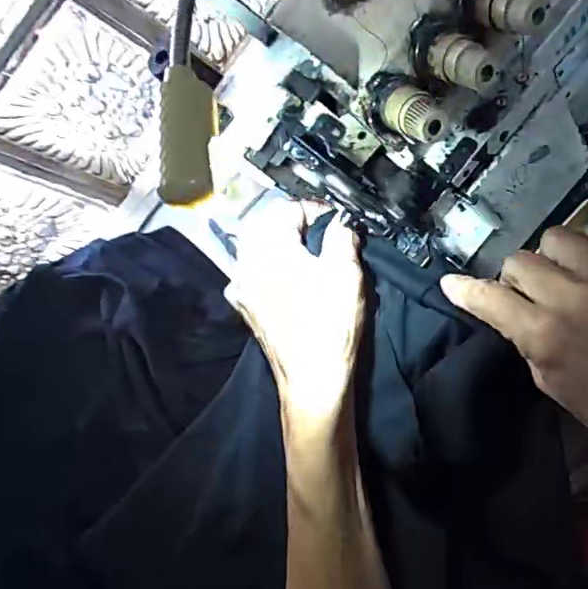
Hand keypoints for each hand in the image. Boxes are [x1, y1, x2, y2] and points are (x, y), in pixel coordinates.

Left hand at [225, 201, 366, 444]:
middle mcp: (245, 262)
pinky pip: (255, 275)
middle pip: (268, 226)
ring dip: (283, 246)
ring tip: (312, 256)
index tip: (339, 219)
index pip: (288, 208)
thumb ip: (341, 235)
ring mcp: (241, 287)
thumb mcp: (346, 270)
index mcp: (267, 246)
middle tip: (326, 234)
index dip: (317, 208)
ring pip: (259, 250)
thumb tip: (339, 223)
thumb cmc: (329, 322)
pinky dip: (273, 270)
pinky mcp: (246, 308)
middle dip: (297, 225)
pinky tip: (292, 280)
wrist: (312, 380)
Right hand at [439, 216, 587, 484]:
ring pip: (554, 236)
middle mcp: (569, 297)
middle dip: (516, 281)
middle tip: (533, 298)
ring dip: (551, 256)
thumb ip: (524, 339)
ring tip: (565, 274)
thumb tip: (504, 309)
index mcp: (544, 334)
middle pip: (518, 262)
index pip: (489, 297)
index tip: (453, 285)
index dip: (465, 291)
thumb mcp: (550, 383)